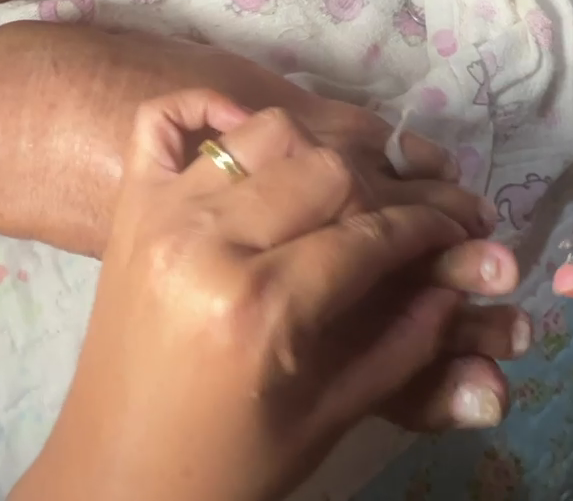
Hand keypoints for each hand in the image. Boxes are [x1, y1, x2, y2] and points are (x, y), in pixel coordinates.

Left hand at [15, 93, 485, 500]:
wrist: (114, 481)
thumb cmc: (227, 465)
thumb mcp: (330, 418)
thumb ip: (408, 345)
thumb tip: (459, 278)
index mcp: (261, 308)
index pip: (371, 234)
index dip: (428, 227)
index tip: (459, 225)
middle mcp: (209, 241)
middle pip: (329, 167)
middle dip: (388, 186)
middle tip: (410, 211)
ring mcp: (162, 211)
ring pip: (268, 131)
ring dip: (321, 148)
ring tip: (346, 184)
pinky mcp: (129, 203)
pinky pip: (167, 118)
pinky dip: (211, 108)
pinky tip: (247, 127)